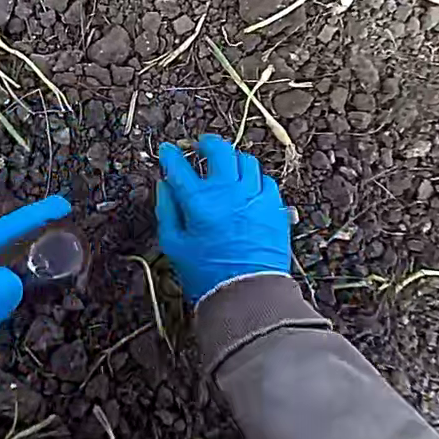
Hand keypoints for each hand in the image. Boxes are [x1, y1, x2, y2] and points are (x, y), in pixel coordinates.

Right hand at [156, 134, 291, 303]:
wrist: (249, 295)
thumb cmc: (208, 275)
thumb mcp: (174, 245)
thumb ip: (167, 210)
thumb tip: (165, 186)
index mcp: (199, 201)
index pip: (179, 165)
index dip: (171, 154)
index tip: (169, 151)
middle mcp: (228, 191)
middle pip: (219, 149)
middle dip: (207, 143)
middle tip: (201, 146)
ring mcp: (254, 195)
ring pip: (245, 160)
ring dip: (233, 160)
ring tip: (226, 167)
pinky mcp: (274, 205)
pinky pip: (265, 180)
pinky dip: (254, 180)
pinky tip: (248, 188)